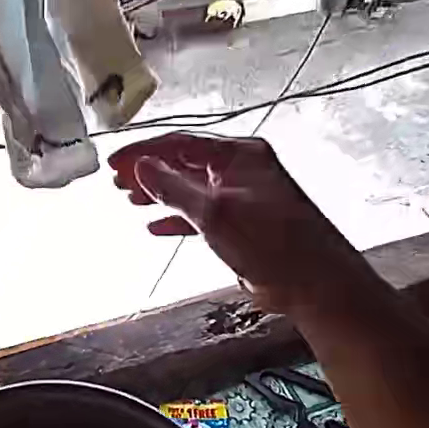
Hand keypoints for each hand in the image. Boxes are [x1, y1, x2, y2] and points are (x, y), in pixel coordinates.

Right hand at [108, 132, 365, 313]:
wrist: (314, 283)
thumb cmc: (271, 242)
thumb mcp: (214, 212)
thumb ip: (173, 188)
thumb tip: (141, 167)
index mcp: (238, 156)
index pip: (180, 144)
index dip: (143, 152)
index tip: (114, 162)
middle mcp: (238, 170)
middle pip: (183, 164)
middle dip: (148, 172)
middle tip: (117, 182)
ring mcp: (239, 197)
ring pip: (188, 189)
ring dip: (158, 194)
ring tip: (129, 200)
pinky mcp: (239, 224)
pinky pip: (199, 213)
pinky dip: (176, 217)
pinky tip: (155, 225)